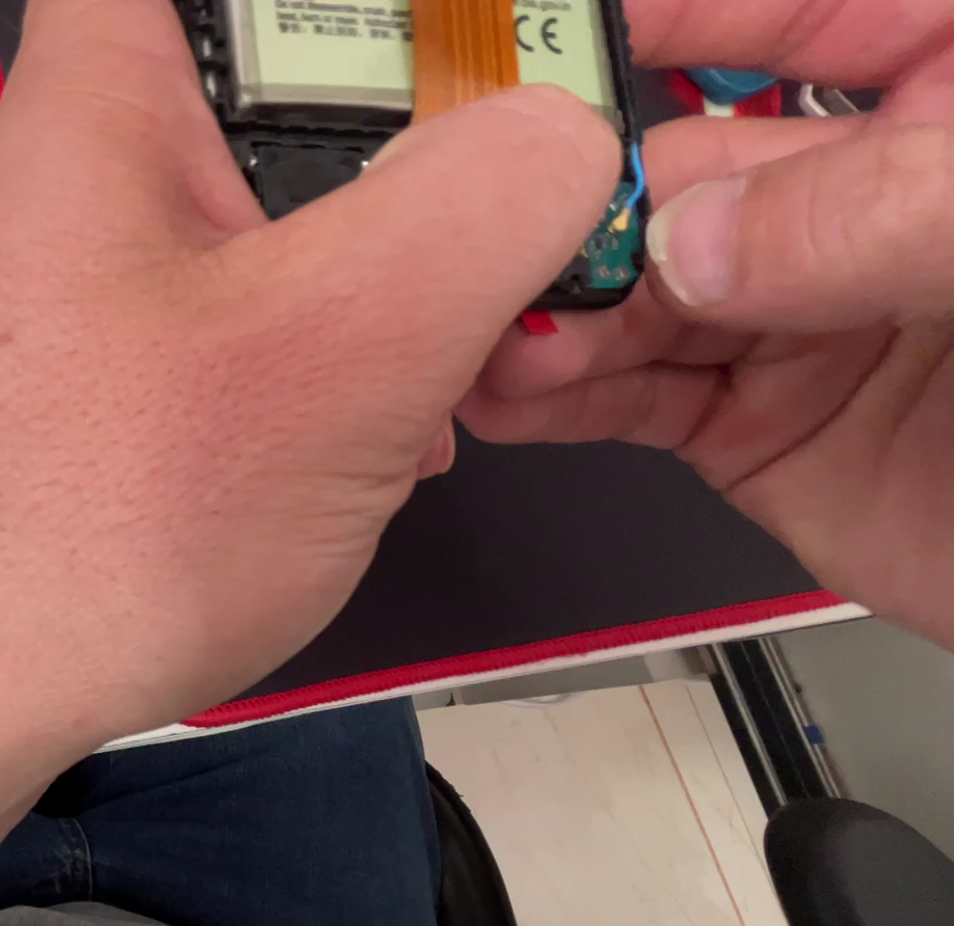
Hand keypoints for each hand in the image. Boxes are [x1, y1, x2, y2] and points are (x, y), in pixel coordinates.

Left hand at [0, 0, 618, 750]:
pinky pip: (261, 312)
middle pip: (284, 76)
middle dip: (410, 152)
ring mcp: (111, 282)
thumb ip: (482, 200)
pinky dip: (332, 352)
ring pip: (288, 210)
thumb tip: (552, 138)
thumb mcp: (338, 347)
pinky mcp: (133, 367)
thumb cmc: (93, 536)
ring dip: (382, 277)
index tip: (458, 64)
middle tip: (472, 238)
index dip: (359, 8)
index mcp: (105, 106)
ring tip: (416, 369)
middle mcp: (90, 180)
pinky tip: (358, 430)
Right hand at [460, 0, 953, 647]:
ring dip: (549, 332)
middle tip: (508, 274)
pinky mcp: (743, 421)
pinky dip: (553, 405)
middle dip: (581, 235)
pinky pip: (624, 402)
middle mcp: (866, 211)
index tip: (563, 59)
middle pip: (678, 191)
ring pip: (631, 307)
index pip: (820, 21)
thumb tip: (700, 244)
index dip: (688, 25)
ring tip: (497, 358)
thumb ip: (892, 220)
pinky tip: (503, 403)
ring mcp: (793, 322)